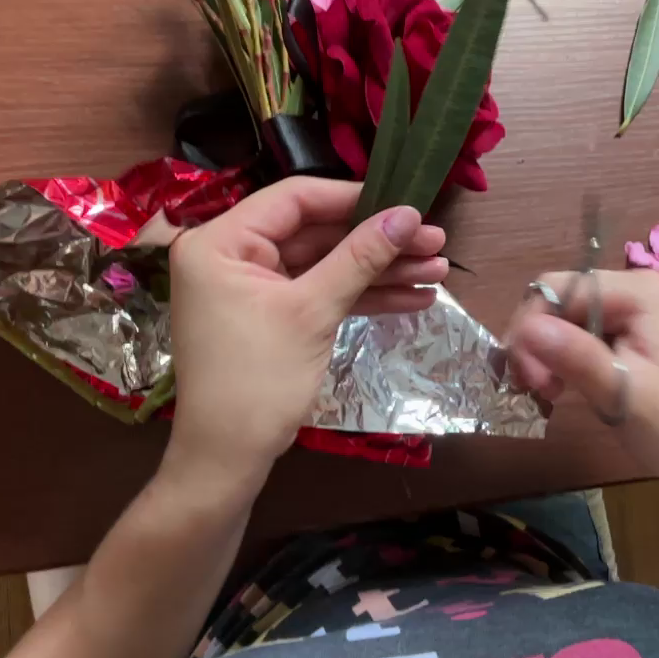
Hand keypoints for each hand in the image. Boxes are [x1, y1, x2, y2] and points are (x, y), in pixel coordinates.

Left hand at [167, 178, 447, 478]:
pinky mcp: (272, 314)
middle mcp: (232, 255)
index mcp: (221, 241)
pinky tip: (412, 299)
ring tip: (437, 272)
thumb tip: (408, 214)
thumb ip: (360, 257)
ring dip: (380, 272)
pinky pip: (321, 293)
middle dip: (379, 243)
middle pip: (318, 233)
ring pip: (326, 265)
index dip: (355, 200)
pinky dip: (362, 297)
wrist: (229, 458)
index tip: (407, 206)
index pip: (295, 199)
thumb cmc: (259, 380)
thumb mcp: (313, 312)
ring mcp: (254, 287)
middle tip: (436, 243)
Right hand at [504, 269, 658, 490]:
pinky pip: (582, 333)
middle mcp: (637, 288)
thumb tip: (526, 327)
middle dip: (537, 342)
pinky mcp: (632, 333)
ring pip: (566, 318)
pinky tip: (562, 387)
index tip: (530, 380)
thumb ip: (576, 356)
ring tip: (549, 393)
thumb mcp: (623, 394)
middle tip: (535, 390)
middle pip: (560, 300)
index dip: (533, 328)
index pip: (559, 288)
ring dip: (547, 353)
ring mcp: (635, 310)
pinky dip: (564, 359)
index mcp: (640, 291)